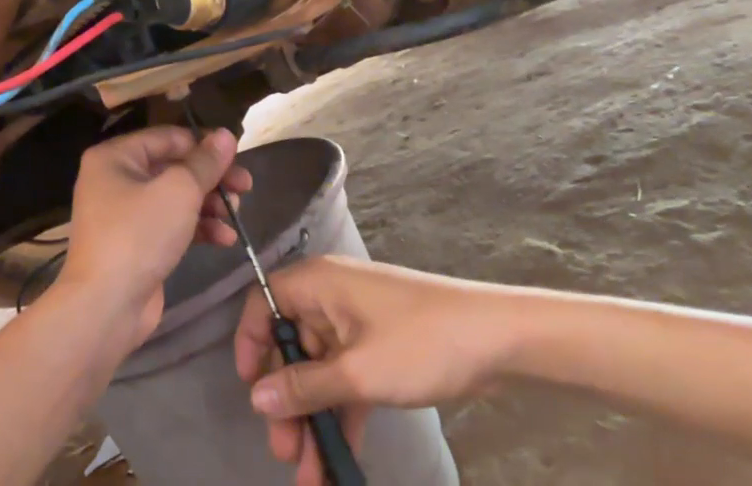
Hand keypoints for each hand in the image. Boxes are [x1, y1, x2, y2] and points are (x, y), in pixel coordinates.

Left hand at [58, 126, 252, 342]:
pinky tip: (225, 239)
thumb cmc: (138, 235)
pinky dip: (198, 227)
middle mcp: (115, 179)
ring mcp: (125, 214)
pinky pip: (172, 224)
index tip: (238, 155)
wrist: (106, 305)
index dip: (203, 144)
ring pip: (175, 197)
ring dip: (209, 203)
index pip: (166, 137)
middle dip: (211, 177)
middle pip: (173, 167)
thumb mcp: (178, 191)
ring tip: (236, 212)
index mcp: (114, 157)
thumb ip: (205, 162)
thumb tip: (225, 134)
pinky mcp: (138, 243)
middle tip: (245, 186)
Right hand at [234, 257, 528, 485]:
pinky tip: (339, 459)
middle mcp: (331, 299)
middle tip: (284, 450)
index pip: (264, 303)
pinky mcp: (381, 350)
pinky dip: (343, 415)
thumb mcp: (358, 372)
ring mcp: (357, 325)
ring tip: (309, 472)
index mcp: (318, 284)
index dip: (251, 342)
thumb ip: (305, 387)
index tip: (251, 388)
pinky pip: (348, 381)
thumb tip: (256, 399)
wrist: (501, 341)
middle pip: (292, 347)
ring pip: (321, 372)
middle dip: (286, 401)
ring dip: (314, 418)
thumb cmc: (421, 342)